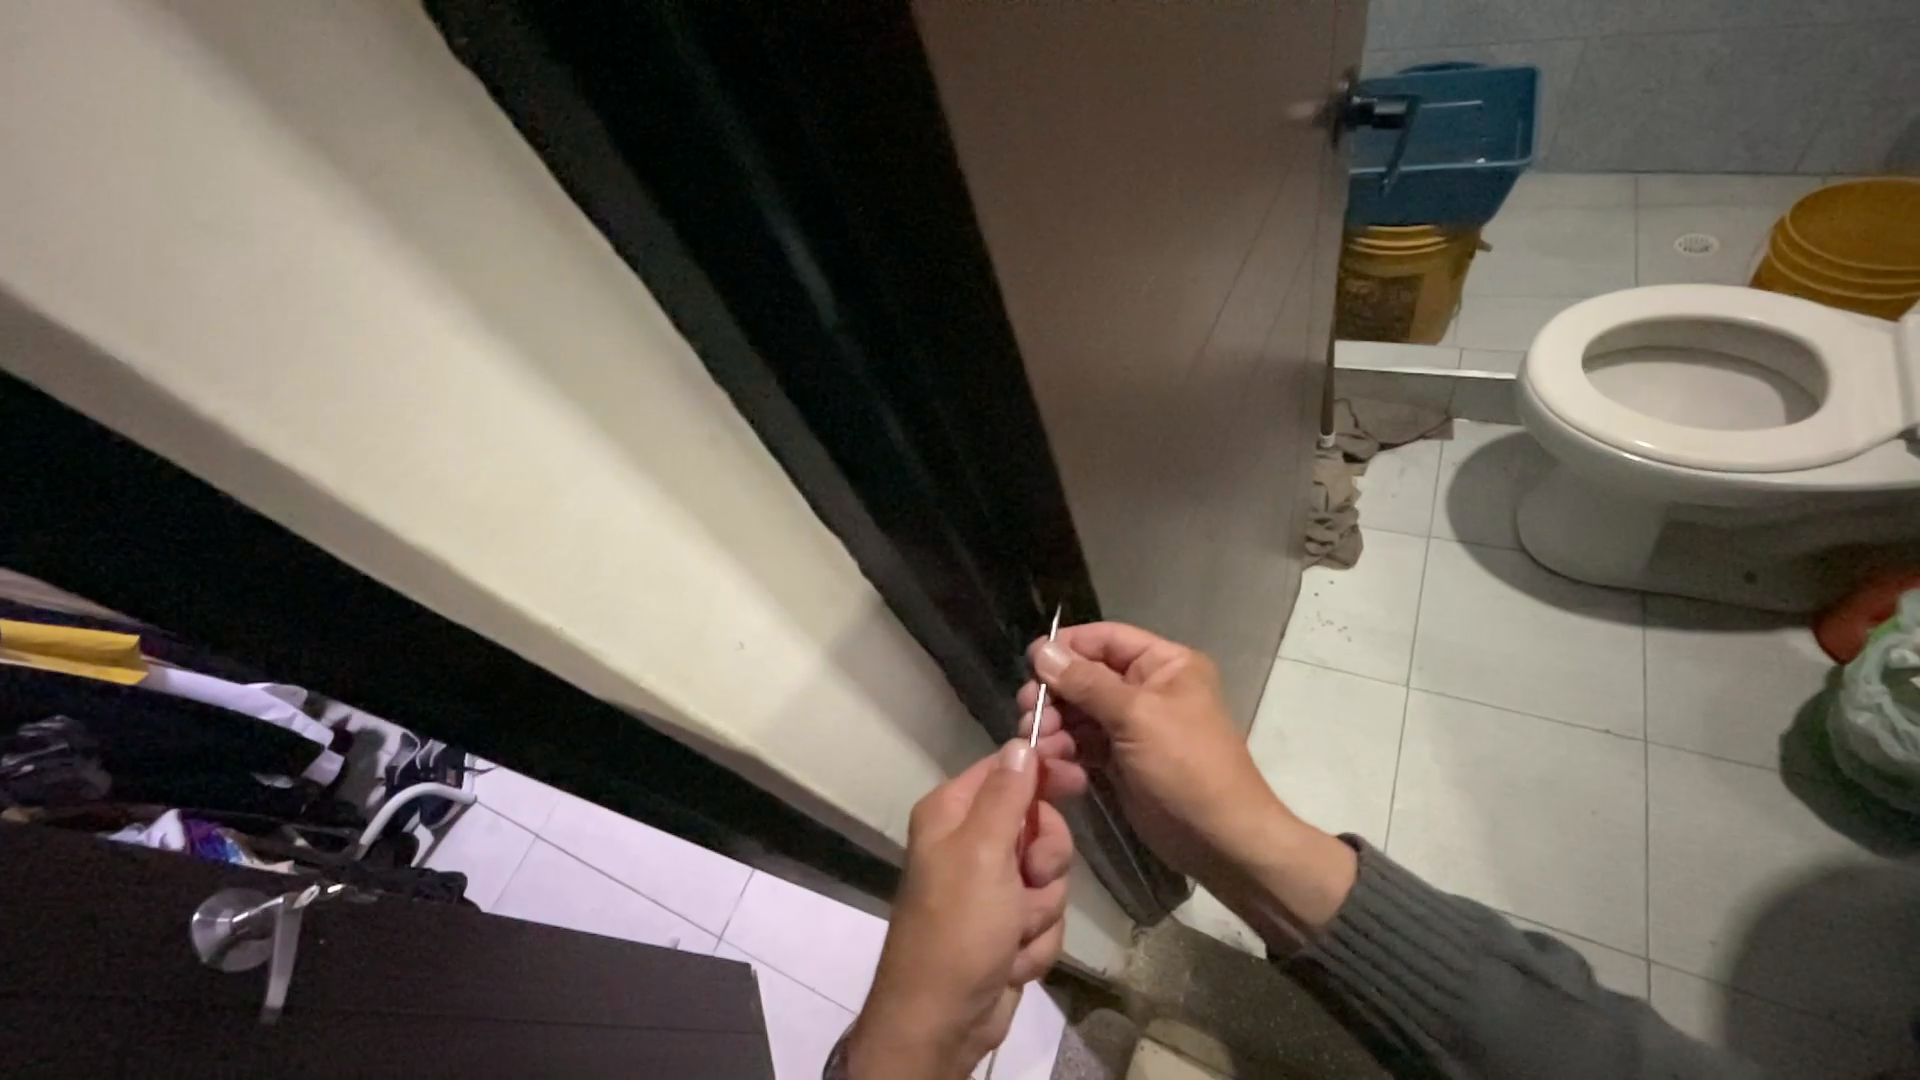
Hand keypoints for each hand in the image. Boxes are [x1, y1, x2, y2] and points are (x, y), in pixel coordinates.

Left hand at [844, 741, 1073, 1079]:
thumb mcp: (983, 851)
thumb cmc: (958, 927)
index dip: (1042, 771)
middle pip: (1037, 824)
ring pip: (1048, 874)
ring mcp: (991, 885)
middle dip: (1044, 860)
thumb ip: (1006, 794)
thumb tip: (1020, 742)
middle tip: (1031, 878)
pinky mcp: (1007, 923)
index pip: (1006, 770)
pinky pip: (1044, 914)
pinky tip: (1011, 959)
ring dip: (1040, 908)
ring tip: (1013, 932)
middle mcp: (970, 841)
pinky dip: (1034, 939)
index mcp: (953, 813)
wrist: (944, 1021)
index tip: (1078, 774)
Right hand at [1019, 622, 1356, 941]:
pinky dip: (1064, 748)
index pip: (1106, 639)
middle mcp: (1148, 688)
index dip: (1067, 647)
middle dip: (1055, 691)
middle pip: (1087, 676)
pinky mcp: (1121, 759)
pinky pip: (1084, 742)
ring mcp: (1133, 725)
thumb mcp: (1137, 716)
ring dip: (1054, 723)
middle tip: (1028, 710)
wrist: (1220, 841)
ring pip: (1080, 711)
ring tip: (1034, 739)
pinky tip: (1049, 760)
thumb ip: (1086, 682)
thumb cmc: (1186, 766)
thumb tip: (1041, 650)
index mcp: (1165, 664)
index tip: (1029, 662)